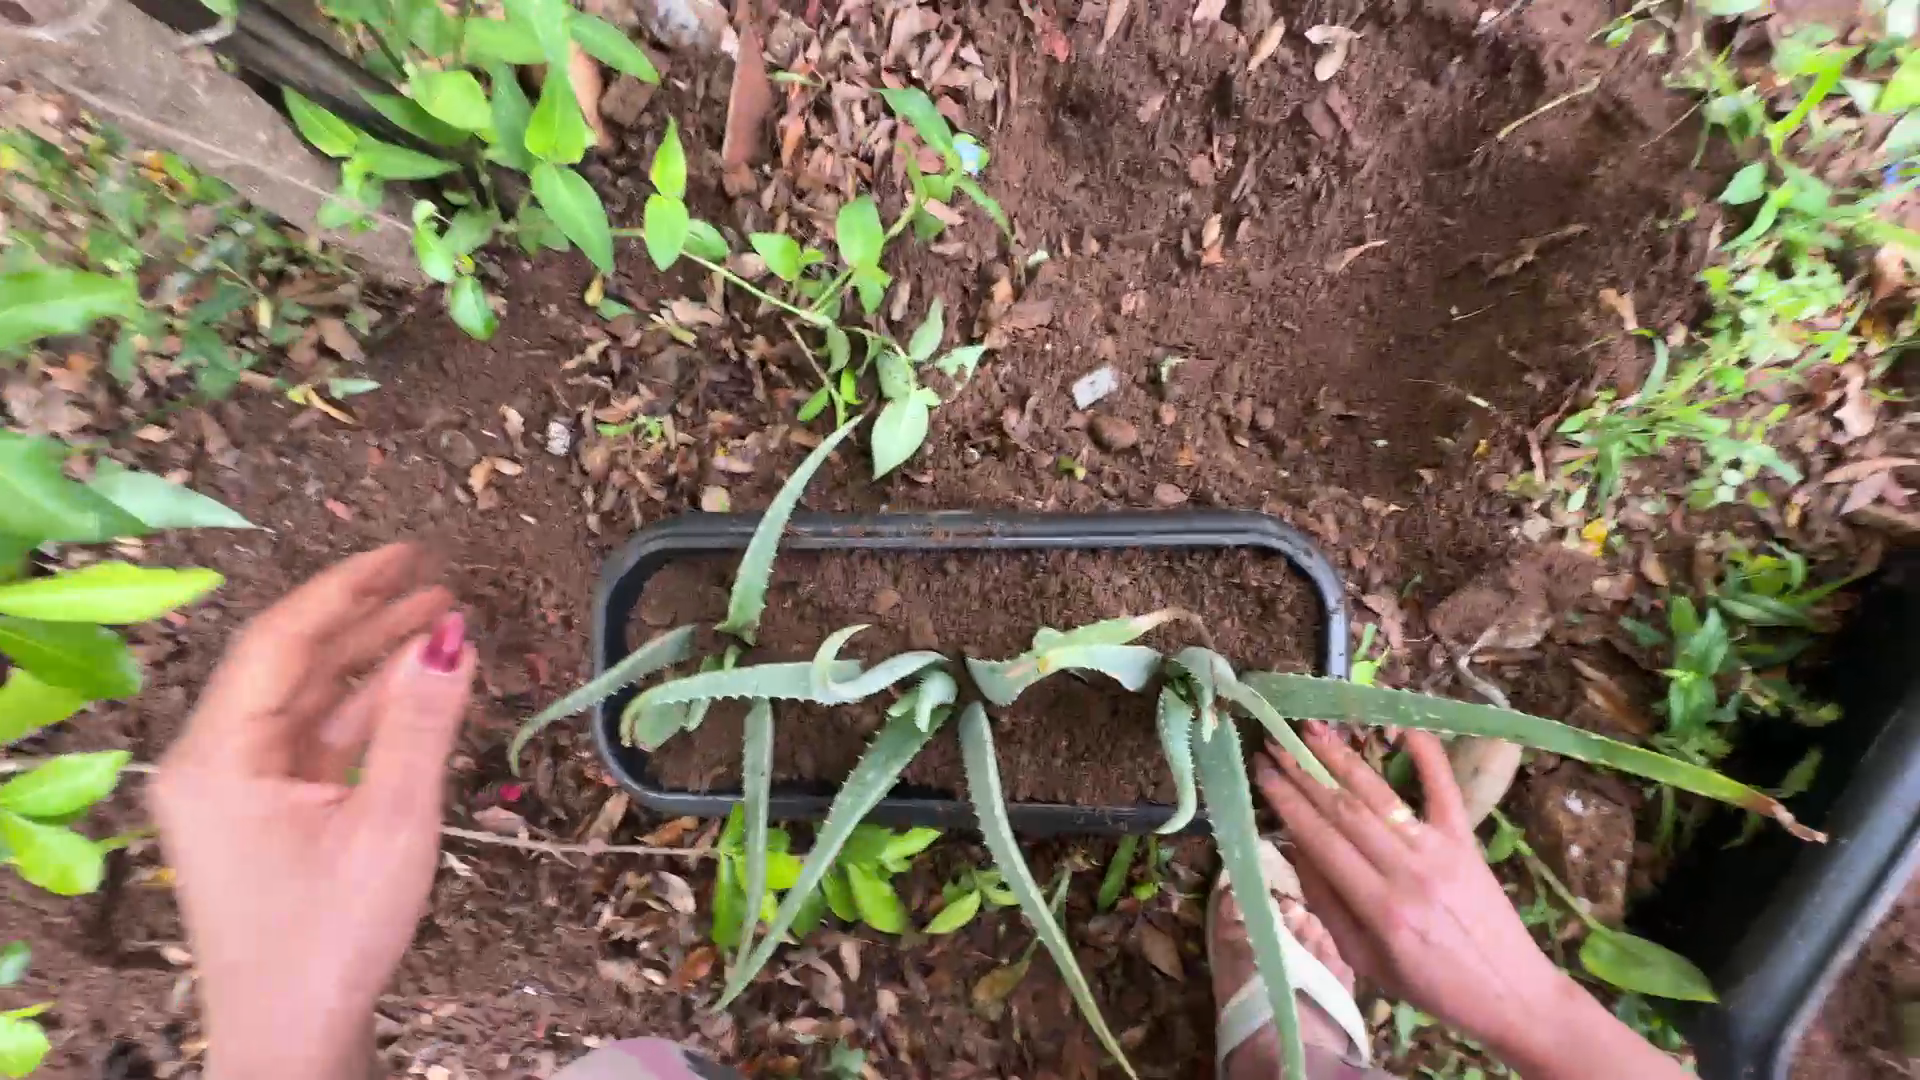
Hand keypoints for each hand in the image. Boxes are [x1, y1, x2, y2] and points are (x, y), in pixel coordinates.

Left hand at [151, 545, 472, 1079]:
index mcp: (219, 759)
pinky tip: (426, 678)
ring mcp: (249, 782)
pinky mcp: (280, 803)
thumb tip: (455, 636)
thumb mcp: (393, 818)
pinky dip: (380, 702)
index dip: (345, 588)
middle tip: (439, 576)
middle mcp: (220, 760)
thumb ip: (422, 721)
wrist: (297, 1033)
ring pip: (318, 694)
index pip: (282, 643)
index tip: (408, 553)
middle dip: (369, 614)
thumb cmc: (337, 928)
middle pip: (297, 662)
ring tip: (444, 615)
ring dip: (379, 654)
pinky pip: (331, 732)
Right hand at [1254, 724, 1690, 1079]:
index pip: (1319, 839)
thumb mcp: (1364, 961)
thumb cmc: (1431, 986)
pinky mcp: (1466, 840)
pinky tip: (1400, 726)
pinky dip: (1425, 755)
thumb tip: (1294, 846)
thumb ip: (1325, 903)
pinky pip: (1443, 790)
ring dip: (1340, 757)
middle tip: (1272, 743)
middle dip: (1301, 772)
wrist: (1517, 1000)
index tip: (1259, 772)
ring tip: (1310, 728)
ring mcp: (1440, 850)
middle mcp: (1407, 872)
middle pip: (1343, 809)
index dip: (1285, 801)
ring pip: (1378, 794)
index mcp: (1379, 908)